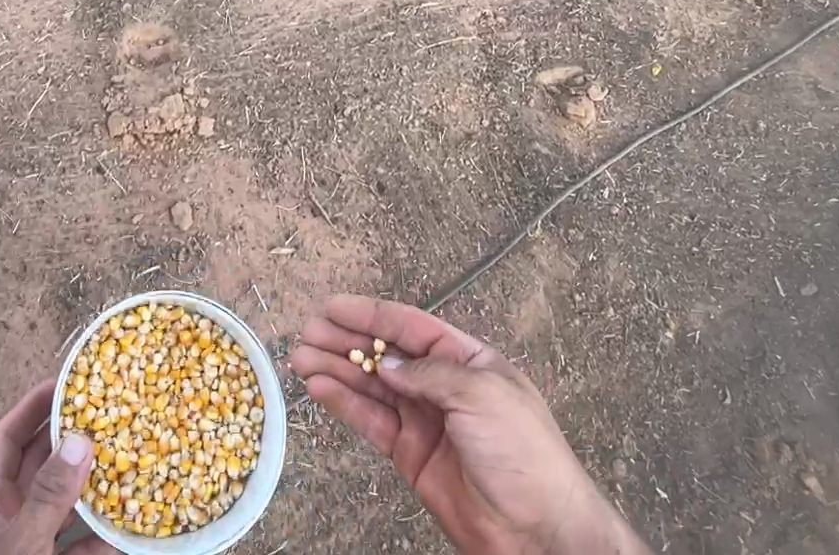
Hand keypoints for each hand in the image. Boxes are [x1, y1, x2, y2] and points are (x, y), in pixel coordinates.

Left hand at [0, 380, 116, 554]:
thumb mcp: (20, 542)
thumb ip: (48, 495)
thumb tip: (79, 440)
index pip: (5, 440)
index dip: (30, 408)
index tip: (61, 384)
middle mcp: (8, 518)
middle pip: (40, 464)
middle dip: (68, 438)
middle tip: (101, 411)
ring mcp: (29, 543)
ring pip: (64, 504)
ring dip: (91, 486)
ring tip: (121, 457)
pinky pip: (79, 545)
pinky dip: (100, 537)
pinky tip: (121, 529)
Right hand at [290, 296, 646, 554]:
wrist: (538, 532)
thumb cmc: (522, 453)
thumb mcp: (483, 395)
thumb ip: (430, 374)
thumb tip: (385, 364)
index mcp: (466, 360)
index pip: (410, 328)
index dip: (370, 315)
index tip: (332, 307)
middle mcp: (440, 384)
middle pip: (384, 354)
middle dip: (345, 340)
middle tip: (307, 332)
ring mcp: (422, 419)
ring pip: (370, 385)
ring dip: (335, 369)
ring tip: (300, 358)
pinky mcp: (408, 453)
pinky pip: (369, 420)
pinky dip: (343, 403)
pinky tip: (318, 389)